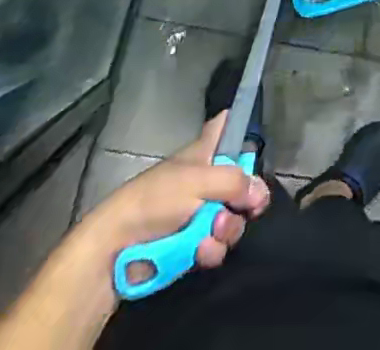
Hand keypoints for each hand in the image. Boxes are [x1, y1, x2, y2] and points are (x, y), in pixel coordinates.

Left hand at [75, 111, 271, 277]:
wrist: (119, 246)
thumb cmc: (155, 199)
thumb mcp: (197, 181)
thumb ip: (233, 182)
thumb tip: (260, 191)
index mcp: (202, 154)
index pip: (223, 128)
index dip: (239, 128)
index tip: (253, 141)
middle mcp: (205, 180)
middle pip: (241, 183)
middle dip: (244, 200)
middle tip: (241, 208)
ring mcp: (200, 213)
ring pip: (232, 218)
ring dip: (226, 229)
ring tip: (210, 233)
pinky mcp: (195, 243)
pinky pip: (218, 244)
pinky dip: (211, 249)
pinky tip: (200, 252)